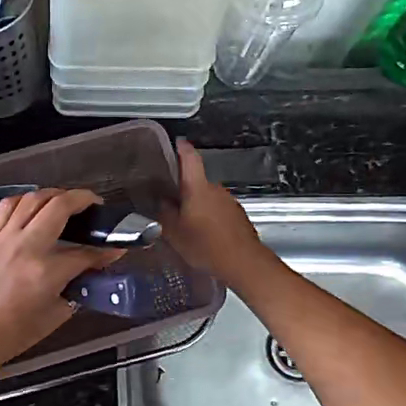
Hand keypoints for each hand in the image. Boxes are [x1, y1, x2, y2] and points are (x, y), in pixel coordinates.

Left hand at [0, 188, 124, 396]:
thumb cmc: (8, 337)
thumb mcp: (52, 317)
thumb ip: (75, 290)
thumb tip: (88, 273)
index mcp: (46, 272)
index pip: (85, 254)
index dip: (106, 251)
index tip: (117, 248)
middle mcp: (26, 247)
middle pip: (60, 207)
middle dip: (84, 200)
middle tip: (96, 205)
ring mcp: (5, 239)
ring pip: (33, 199)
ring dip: (55, 194)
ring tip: (67, 200)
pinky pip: (8, 207)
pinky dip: (26, 200)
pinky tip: (34, 206)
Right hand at [161, 138, 269, 281]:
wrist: (243, 263)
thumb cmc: (206, 246)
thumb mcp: (174, 233)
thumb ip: (164, 214)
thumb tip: (162, 202)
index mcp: (198, 188)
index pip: (190, 158)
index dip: (182, 148)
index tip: (176, 142)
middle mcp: (215, 189)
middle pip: (196, 182)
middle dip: (183, 190)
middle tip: (168, 202)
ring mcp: (229, 202)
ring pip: (207, 198)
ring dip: (197, 206)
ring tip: (185, 223)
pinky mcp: (237, 216)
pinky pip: (218, 211)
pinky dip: (209, 217)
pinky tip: (203, 234)